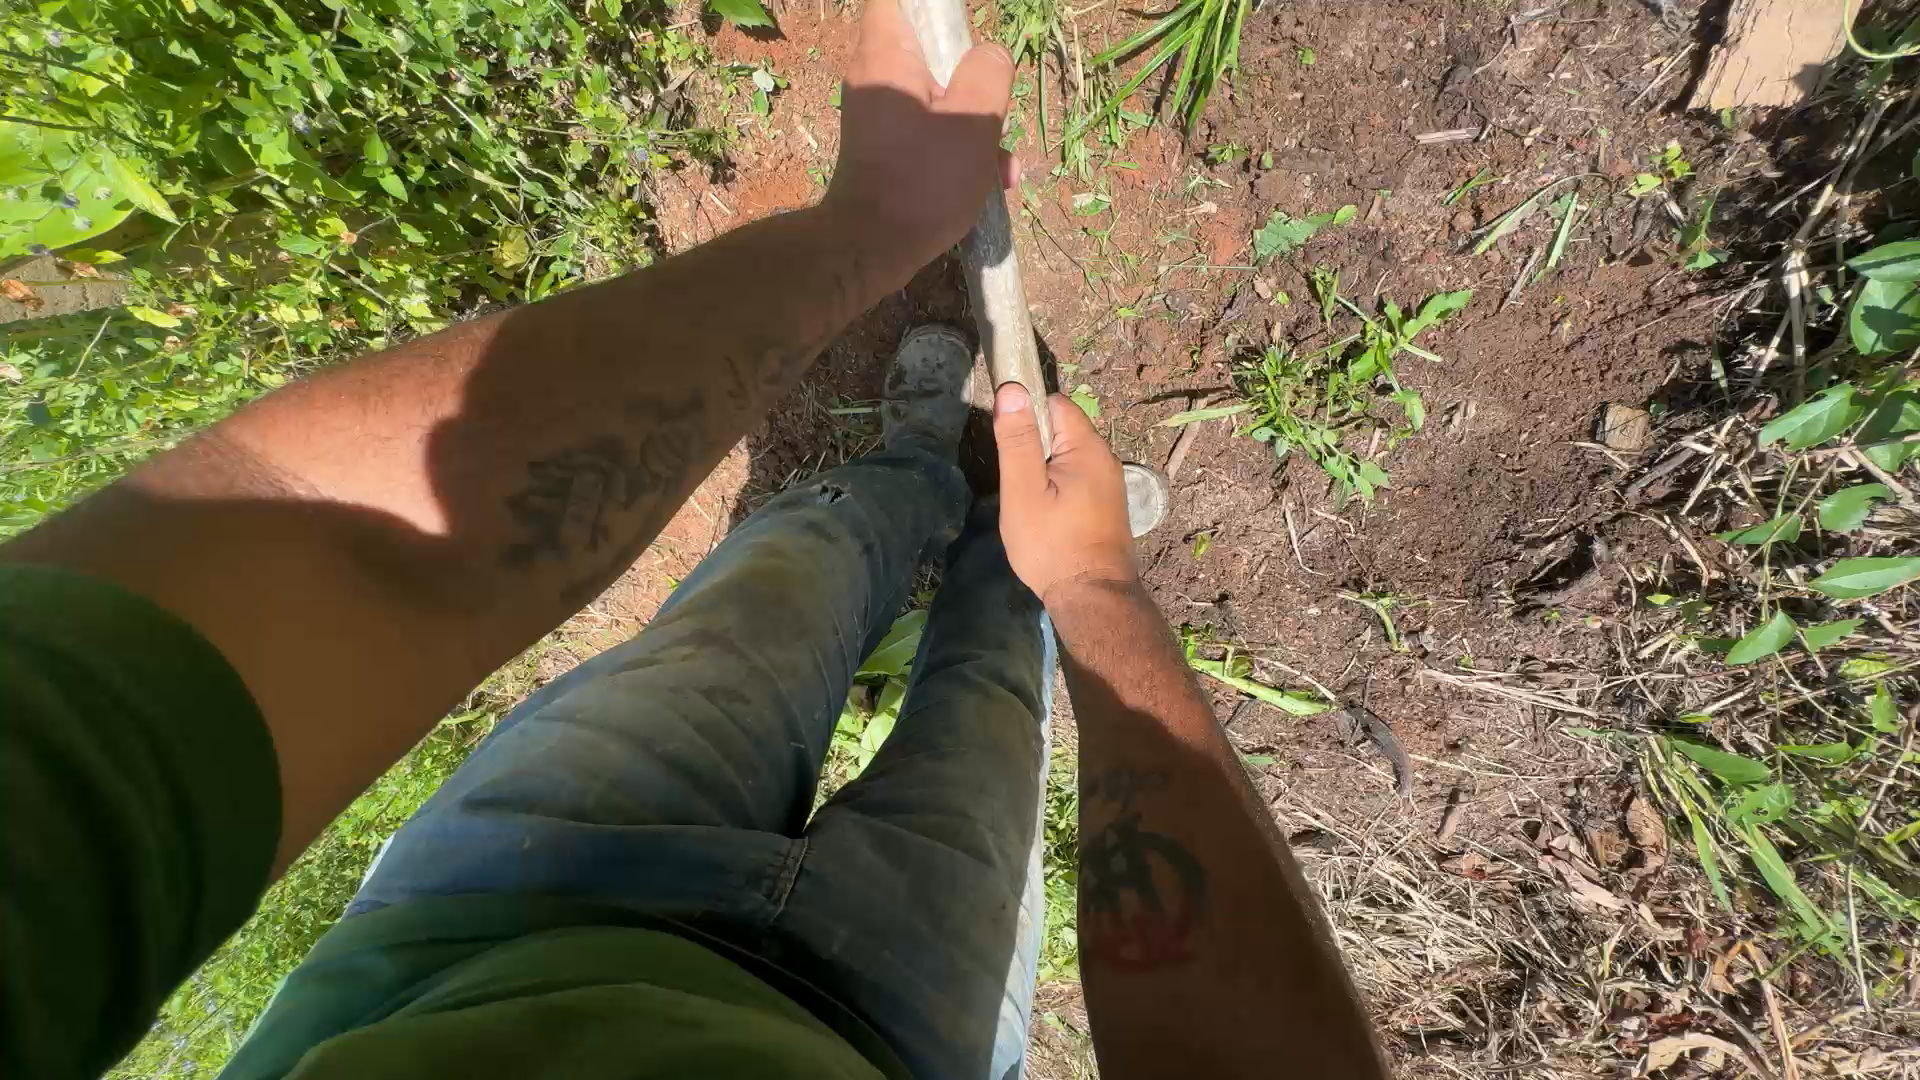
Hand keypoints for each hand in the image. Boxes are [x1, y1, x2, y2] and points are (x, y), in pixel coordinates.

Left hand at [824, 0, 1014, 284]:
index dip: (935, 8)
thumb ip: (989, 74)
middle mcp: (874, 79)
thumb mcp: (974, 121)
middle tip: (995, 111)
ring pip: (935, 104)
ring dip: (973, 130)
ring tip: (1002, 169)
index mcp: (887, 53)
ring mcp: (876, 121)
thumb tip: (989, 59)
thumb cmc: (922, 182)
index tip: (962, 28)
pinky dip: (954, 155)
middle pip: (929, 55)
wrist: (872, 251)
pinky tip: (986, 185)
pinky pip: (925, 139)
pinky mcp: (881, 156)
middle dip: (971, 83)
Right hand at [993, 383, 1138, 605]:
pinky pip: (1077, 479)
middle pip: (1062, 430)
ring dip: (1044, 470)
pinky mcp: (1107, 505)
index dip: (1027, 415)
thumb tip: (1012, 389)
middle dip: (1034, 446)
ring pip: (1068, 457)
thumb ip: (1017, 440)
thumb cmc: (1052, 544)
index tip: (1007, 443)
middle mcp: (1106, 458)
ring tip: (1026, 500)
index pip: (1055, 404)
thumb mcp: (1023, 491)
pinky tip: (1046, 514)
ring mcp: (1110, 484)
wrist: (1092, 596)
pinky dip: (1058, 487)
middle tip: (1014, 482)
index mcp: (1088, 448)